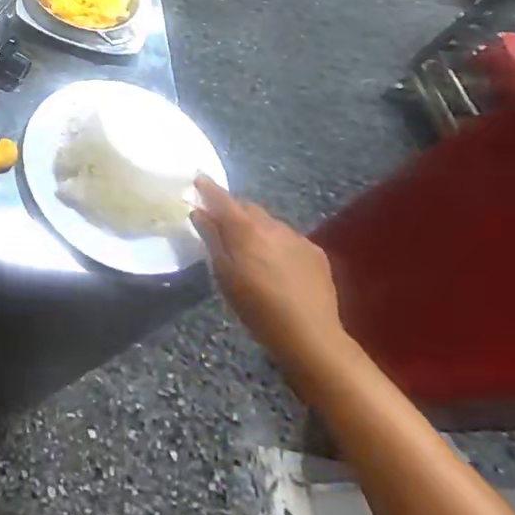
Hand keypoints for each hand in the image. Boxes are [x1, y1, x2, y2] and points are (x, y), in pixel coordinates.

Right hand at [191, 176, 343, 364]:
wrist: (311, 336)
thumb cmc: (258, 309)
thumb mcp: (225, 277)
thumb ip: (212, 240)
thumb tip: (200, 212)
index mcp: (246, 229)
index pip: (223, 199)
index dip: (209, 188)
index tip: (199, 179)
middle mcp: (273, 225)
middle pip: (247, 208)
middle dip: (233, 211)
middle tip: (220, 223)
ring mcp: (297, 237)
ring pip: (269, 223)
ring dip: (256, 229)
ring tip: (250, 250)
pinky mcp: (315, 252)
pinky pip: (288, 239)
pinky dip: (277, 244)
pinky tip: (277, 266)